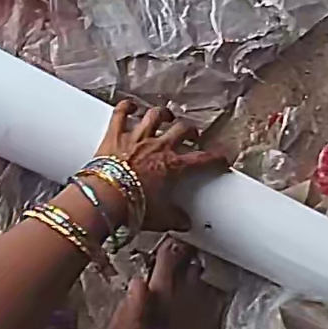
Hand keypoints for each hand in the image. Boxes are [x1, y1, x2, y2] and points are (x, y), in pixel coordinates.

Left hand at [94, 100, 227, 231]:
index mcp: (173, 166)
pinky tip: (131, 105)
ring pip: (155, 116)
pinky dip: (126, 106)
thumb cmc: (132, 208)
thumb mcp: (159, 218)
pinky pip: (121, 113)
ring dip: (162, 114)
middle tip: (192, 135)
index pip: (203, 160)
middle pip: (182, 129)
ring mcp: (137, 137)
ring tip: (166, 116)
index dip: (216, 158)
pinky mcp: (115, 134)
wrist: (104, 198)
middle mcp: (158, 147)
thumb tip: (185, 224)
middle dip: (190, 130)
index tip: (223, 158)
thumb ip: (175, 219)